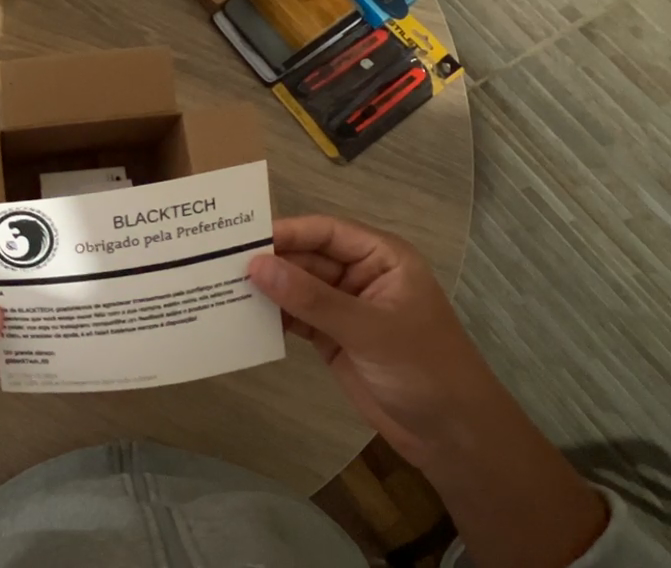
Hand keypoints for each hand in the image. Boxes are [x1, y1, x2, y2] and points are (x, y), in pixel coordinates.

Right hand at [249, 216, 607, 567]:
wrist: (453, 438)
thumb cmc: (424, 368)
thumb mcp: (369, 329)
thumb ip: (311, 298)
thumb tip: (255, 266)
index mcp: (380, 257)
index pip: (324, 232)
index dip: (285, 233)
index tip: (240, 240)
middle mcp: (359, 274)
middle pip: (305, 257)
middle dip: (269, 262)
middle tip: (217, 265)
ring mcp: (344, 307)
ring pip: (296, 286)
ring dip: (266, 289)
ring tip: (220, 287)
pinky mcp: (332, 337)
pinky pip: (295, 316)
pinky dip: (272, 316)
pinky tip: (241, 315)